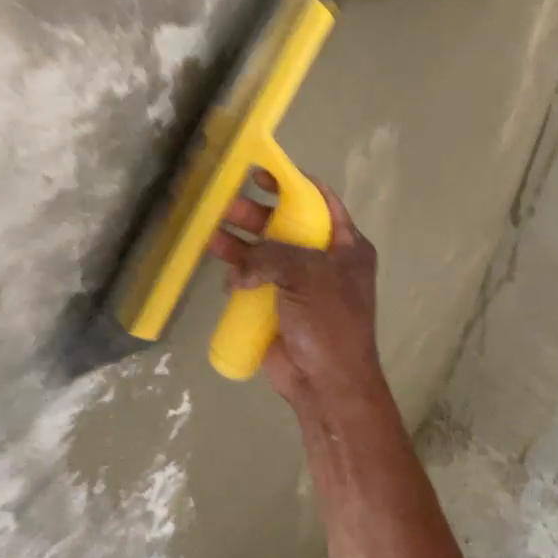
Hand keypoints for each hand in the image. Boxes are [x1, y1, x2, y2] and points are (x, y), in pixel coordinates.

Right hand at [209, 170, 383, 410]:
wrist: (327, 385)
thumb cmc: (329, 323)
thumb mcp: (307, 275)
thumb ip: (273, 254)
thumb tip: (241, 266)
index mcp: (346, 246)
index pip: (320, 201)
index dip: (292, 184)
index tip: (261, 173)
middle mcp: (324, 261)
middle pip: (286, 225)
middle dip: (256, 214)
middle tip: (224, 205)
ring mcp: (300, 286)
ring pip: (265, 253)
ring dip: (240, 243)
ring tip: (212, 235)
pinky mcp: (278, 308)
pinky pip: (255, 282)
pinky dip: (239, 274)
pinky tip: (223, 273)